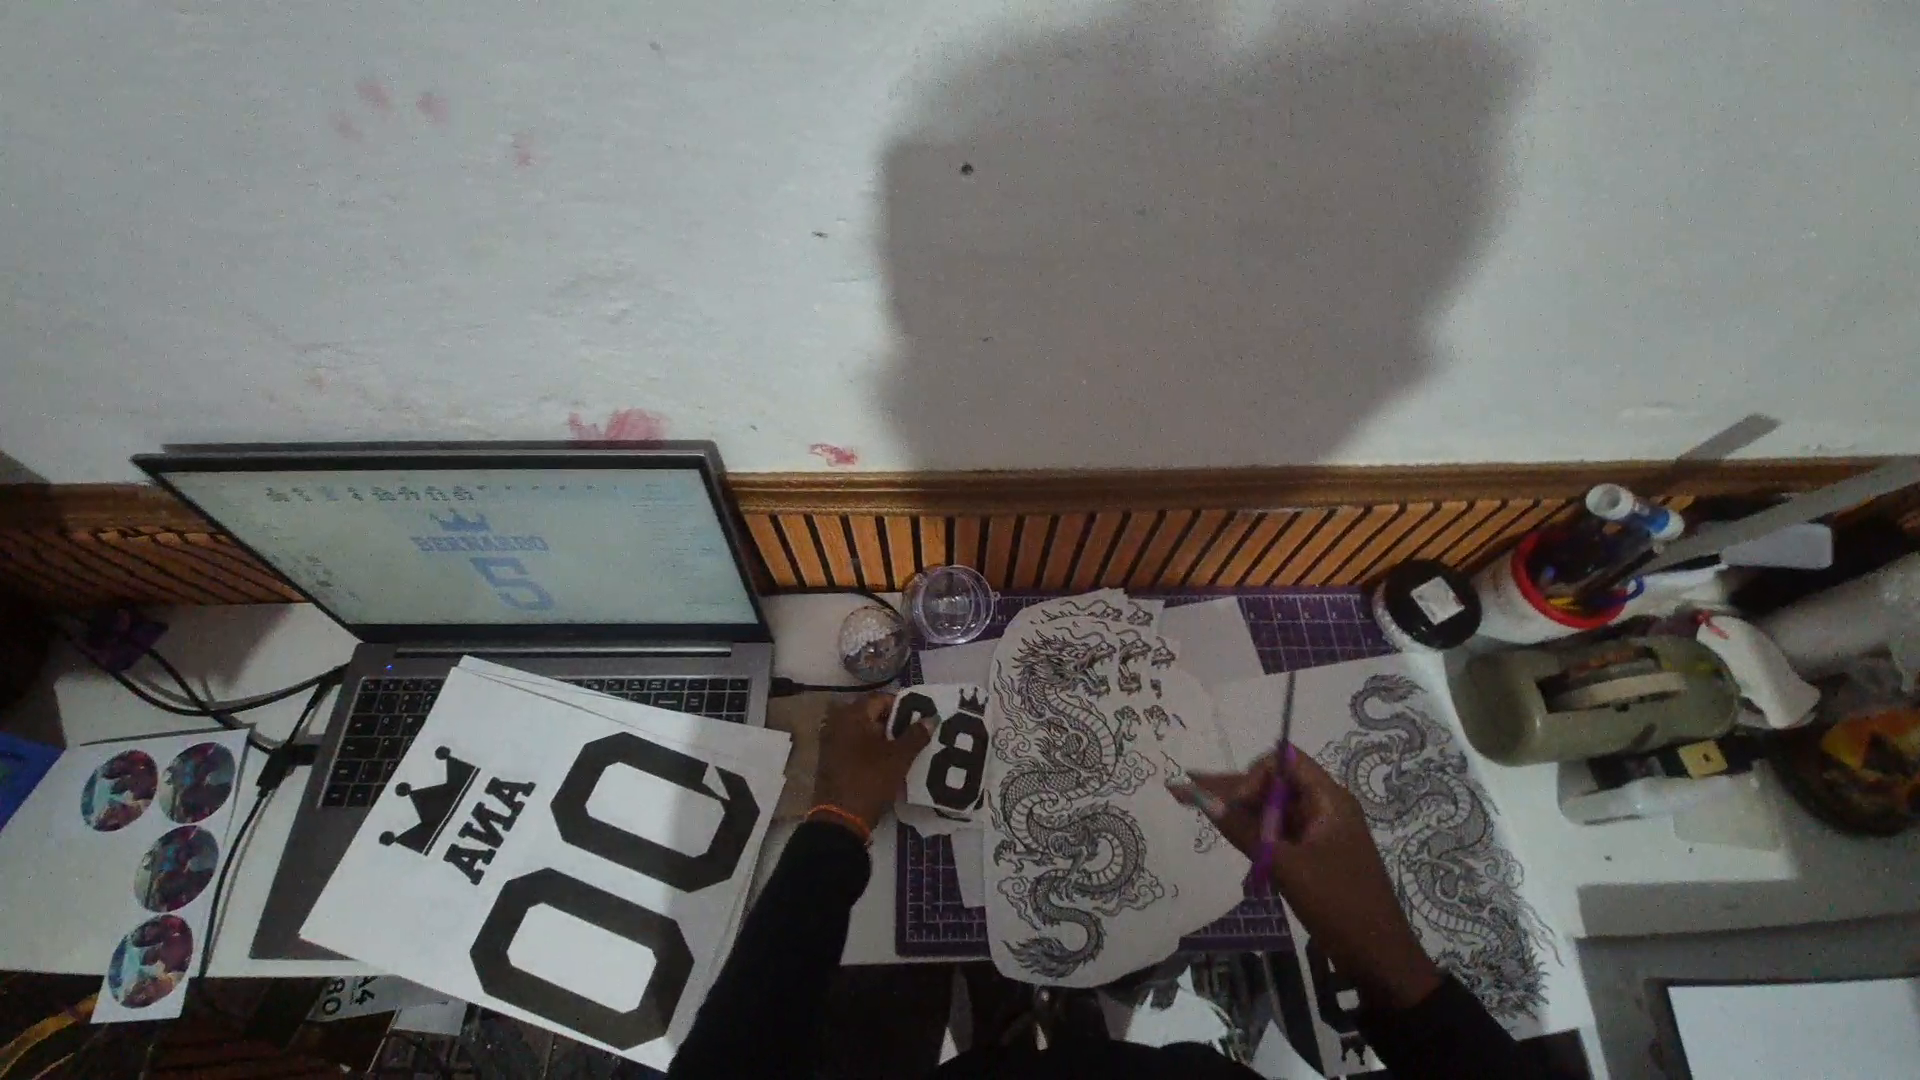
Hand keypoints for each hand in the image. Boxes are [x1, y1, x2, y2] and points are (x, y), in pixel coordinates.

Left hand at [813, 693, 931, 832]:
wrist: (840, 820)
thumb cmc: (870, 780)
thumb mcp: (898, 758)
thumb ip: (916, 735)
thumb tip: (932, 718)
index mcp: (851, 716)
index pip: (880, 699)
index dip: (902, 706)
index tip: (919, 717)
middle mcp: (837, 723)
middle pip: (871, 714)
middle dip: (894, 723)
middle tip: (916, 733)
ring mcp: (831, 742)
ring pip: (864, 732)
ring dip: (883, 737)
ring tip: (906, 748)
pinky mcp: (831, 760)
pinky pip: (855, 745)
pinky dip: (871, 749)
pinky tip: (888, 761)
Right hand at [1170, 752, 1441, 1010]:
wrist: (1380, 962)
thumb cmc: (1339, 905)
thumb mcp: (1286, 867)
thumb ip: (1243, 831)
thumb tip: (1202, 798)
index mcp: (1329, 801)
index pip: (1284, 762)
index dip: (1254, 776)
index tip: (1237, 804)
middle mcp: (1323, 808)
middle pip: (1271, 784)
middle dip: (1229, 786)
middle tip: (1186, 784)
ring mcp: (1317, 832)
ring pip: (1268, 809)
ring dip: (1233, 806)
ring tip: (1187, 797)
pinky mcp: (1310, 854)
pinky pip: (1274, 832)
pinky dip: (1248, 829)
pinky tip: (1220, 823)